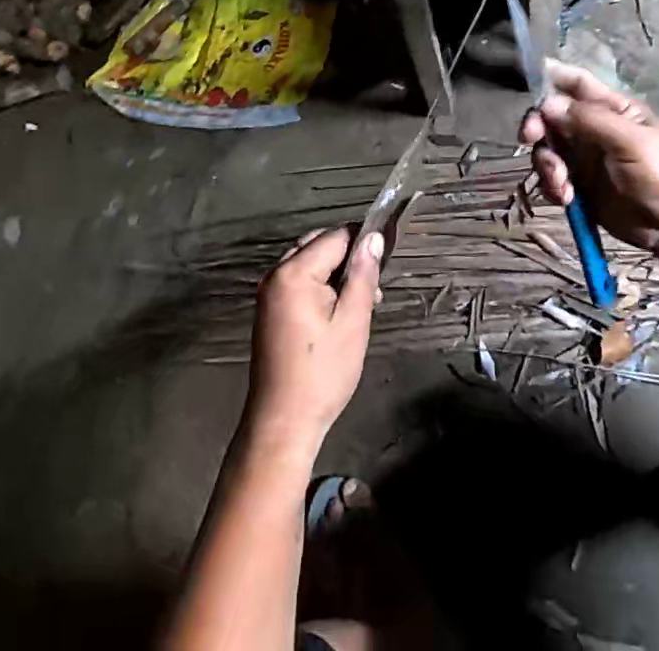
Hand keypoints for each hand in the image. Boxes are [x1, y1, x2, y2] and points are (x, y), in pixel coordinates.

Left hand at [244, 226, 381, 455]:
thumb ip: (363, 275)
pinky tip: (341, 309)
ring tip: (364, 300)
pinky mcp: (271, 310)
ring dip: (338, 272)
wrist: (284, 421)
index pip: (335, 237)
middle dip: (350, 256)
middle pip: (319, 245)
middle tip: (376, 284)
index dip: (364, 240)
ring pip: (310, 263)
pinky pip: (300, 282)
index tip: (389, 254)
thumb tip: (374, 238)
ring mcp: (269, 294)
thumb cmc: (323, 372)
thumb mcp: (353, 321)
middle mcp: (275, 275)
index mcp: (293, 273)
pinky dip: (323, 286)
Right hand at [519, 60, 658, 253]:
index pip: (577, 83)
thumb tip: (548, 103)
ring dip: (546, 164)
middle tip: (530, 139)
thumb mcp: (634, 143)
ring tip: (563, 185)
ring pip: (548, 150)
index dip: (550, 77)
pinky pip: (552, 179)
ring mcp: (586, 160)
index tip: (525, 81)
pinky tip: (568, 200)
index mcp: (613, 110)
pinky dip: (552, 187)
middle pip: (552, 116)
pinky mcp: (580, 186)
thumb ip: (591, 121)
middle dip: (537, 126)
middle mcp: (594, 130)